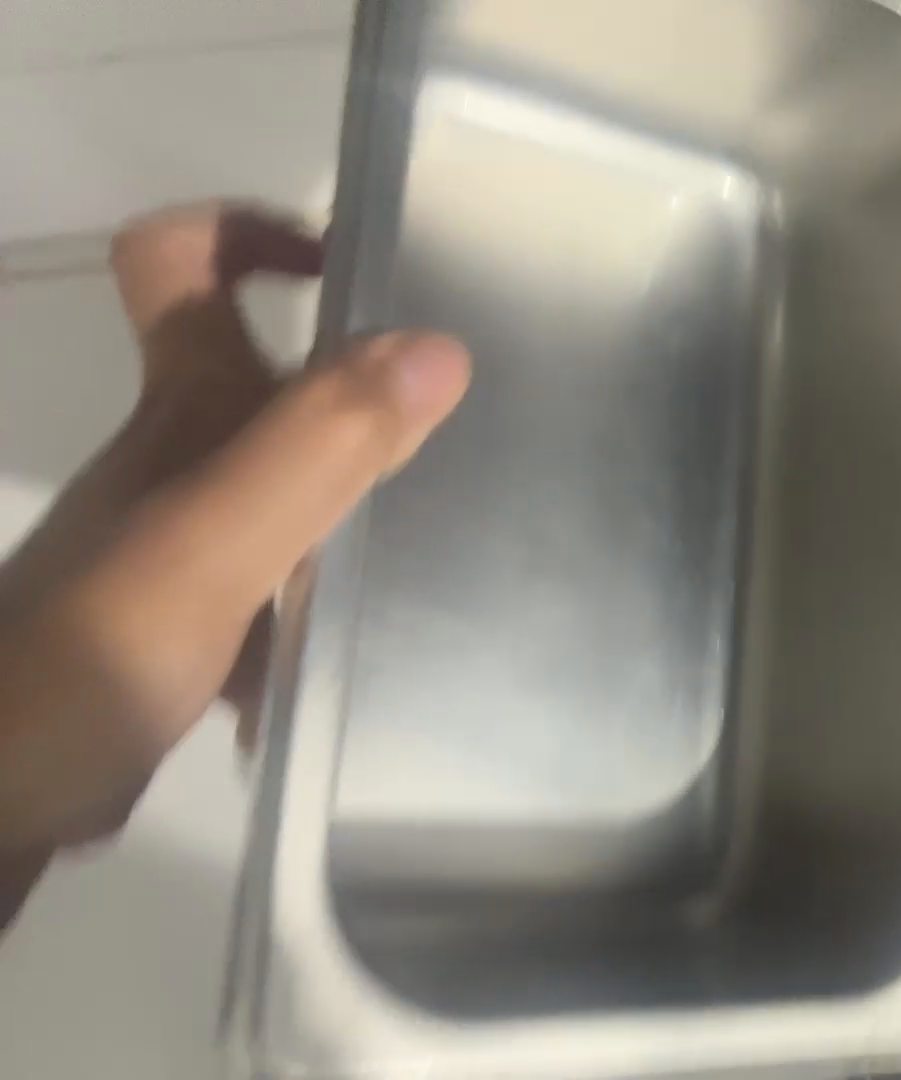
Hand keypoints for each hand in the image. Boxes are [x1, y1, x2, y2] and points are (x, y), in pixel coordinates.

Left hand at [0, 203, 469, 867]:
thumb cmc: (74, 673)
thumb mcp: (207, 549)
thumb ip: (318, 450)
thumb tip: (438, 351)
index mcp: (185, 422)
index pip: (183, 270)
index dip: (253, 235)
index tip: (358, 270)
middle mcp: (188, 461)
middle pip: (268, 368)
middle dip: (360, 363)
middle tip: (462, 397)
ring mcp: (199, 537)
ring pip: (298, 465)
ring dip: (373, 464)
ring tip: (469, 494)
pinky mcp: (213, 606)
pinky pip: (304, 553)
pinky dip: (353, 558)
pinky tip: (404, 601)